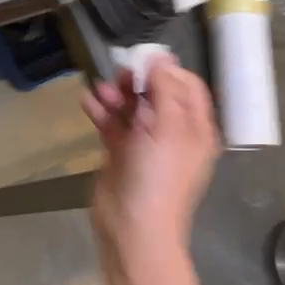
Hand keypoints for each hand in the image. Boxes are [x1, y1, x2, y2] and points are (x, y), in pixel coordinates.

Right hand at [81, 57, 219, 271]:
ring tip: (99, 90)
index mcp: (195, 128)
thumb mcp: (169, 128)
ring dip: (116, 94)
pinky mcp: (120, 152)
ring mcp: (145, 143)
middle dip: (137, 80)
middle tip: (119, 73)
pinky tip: (88, 102)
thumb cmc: (159, 177)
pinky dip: (101, 111)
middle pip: (156, 93)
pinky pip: (112, 123)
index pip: (187, 86)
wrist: (134, 227)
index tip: (143, 58)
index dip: (167, 69)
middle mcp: (173, 132)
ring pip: (131, 107)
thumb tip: (160, 56)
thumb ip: (165, 90)